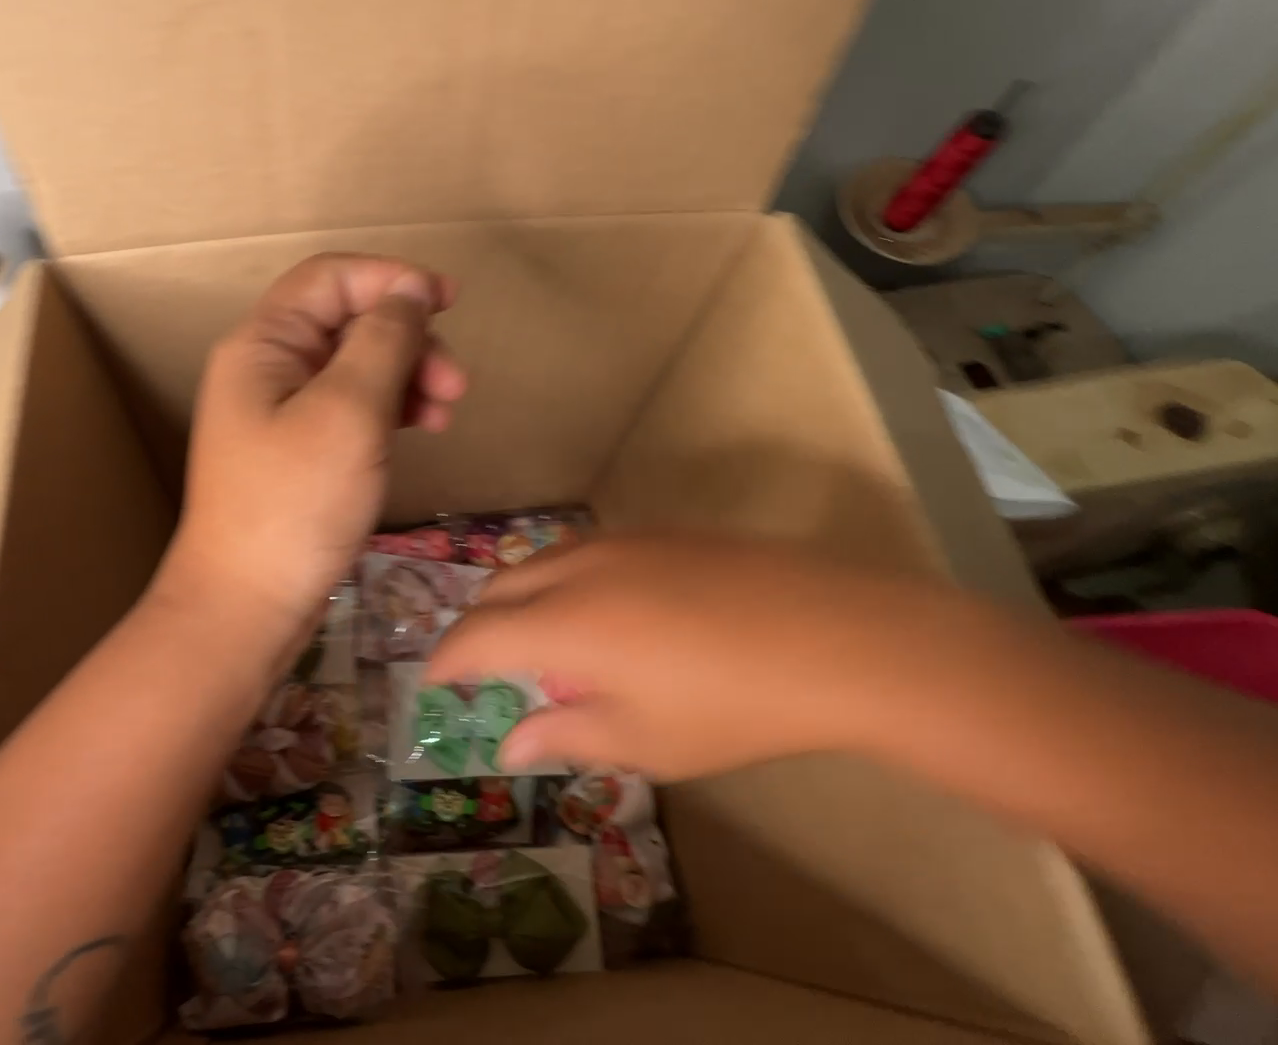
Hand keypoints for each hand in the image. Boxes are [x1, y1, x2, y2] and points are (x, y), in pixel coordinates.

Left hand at [158, 253, 465, 638]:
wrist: (248, 605)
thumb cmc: (295, 505)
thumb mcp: (348, 413)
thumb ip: (382, 342)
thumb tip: (411, 292)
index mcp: (263, 345)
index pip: (330, 279)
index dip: (391, 278)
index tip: (450, 301)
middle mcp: (268, 370)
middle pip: (348, 324)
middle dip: (408, 340)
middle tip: (457, 383)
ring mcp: (283, 415)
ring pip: (357, 369)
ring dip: (408, 377)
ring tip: (450, 410)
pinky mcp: (301, 454)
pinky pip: (353, 410)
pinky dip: (391, 412)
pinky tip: (424, 428)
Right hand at [428, 536, 1008, 780]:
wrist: (842, 638)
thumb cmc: (734, 706)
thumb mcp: (643, 739)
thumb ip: (564, 735)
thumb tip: (510, 745)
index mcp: (562, 625)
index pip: (473, 638)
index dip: (444, 663)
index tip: (435, 684)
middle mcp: (576, 571)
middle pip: (497, 590)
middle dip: (476, 628)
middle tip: (484, 668)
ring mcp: (619, 543)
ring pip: (537, 563)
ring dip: (519, 600)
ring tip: (540, 643)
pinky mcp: (659, 533)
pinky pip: (582, 553)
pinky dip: (562, 583)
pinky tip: (600, 615)